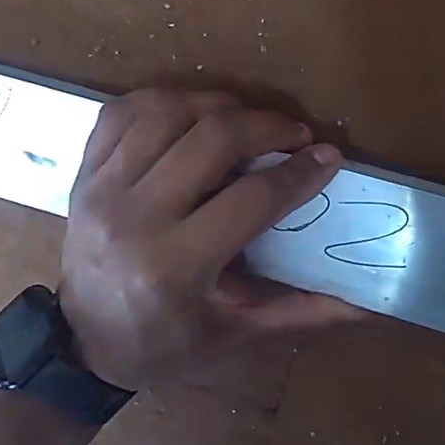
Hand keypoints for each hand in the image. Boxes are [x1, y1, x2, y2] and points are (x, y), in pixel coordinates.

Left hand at [58, 88, 356, 391]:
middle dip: (267, 126)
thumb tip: (363, 305)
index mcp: (175, 266)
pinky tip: (197, 111)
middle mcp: (134, 218)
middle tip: (297, 134)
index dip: (299, 173)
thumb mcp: (235, 336)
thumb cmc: (164, 344)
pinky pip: (123, 112)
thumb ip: (300, 313)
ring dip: (220, 104)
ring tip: (251, 118)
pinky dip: (166, 100)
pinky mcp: (85, 173)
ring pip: (167, 113)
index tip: (330, 157)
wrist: (80, 345)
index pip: (251, 199)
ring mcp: (102, 189)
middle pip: (212, 140)